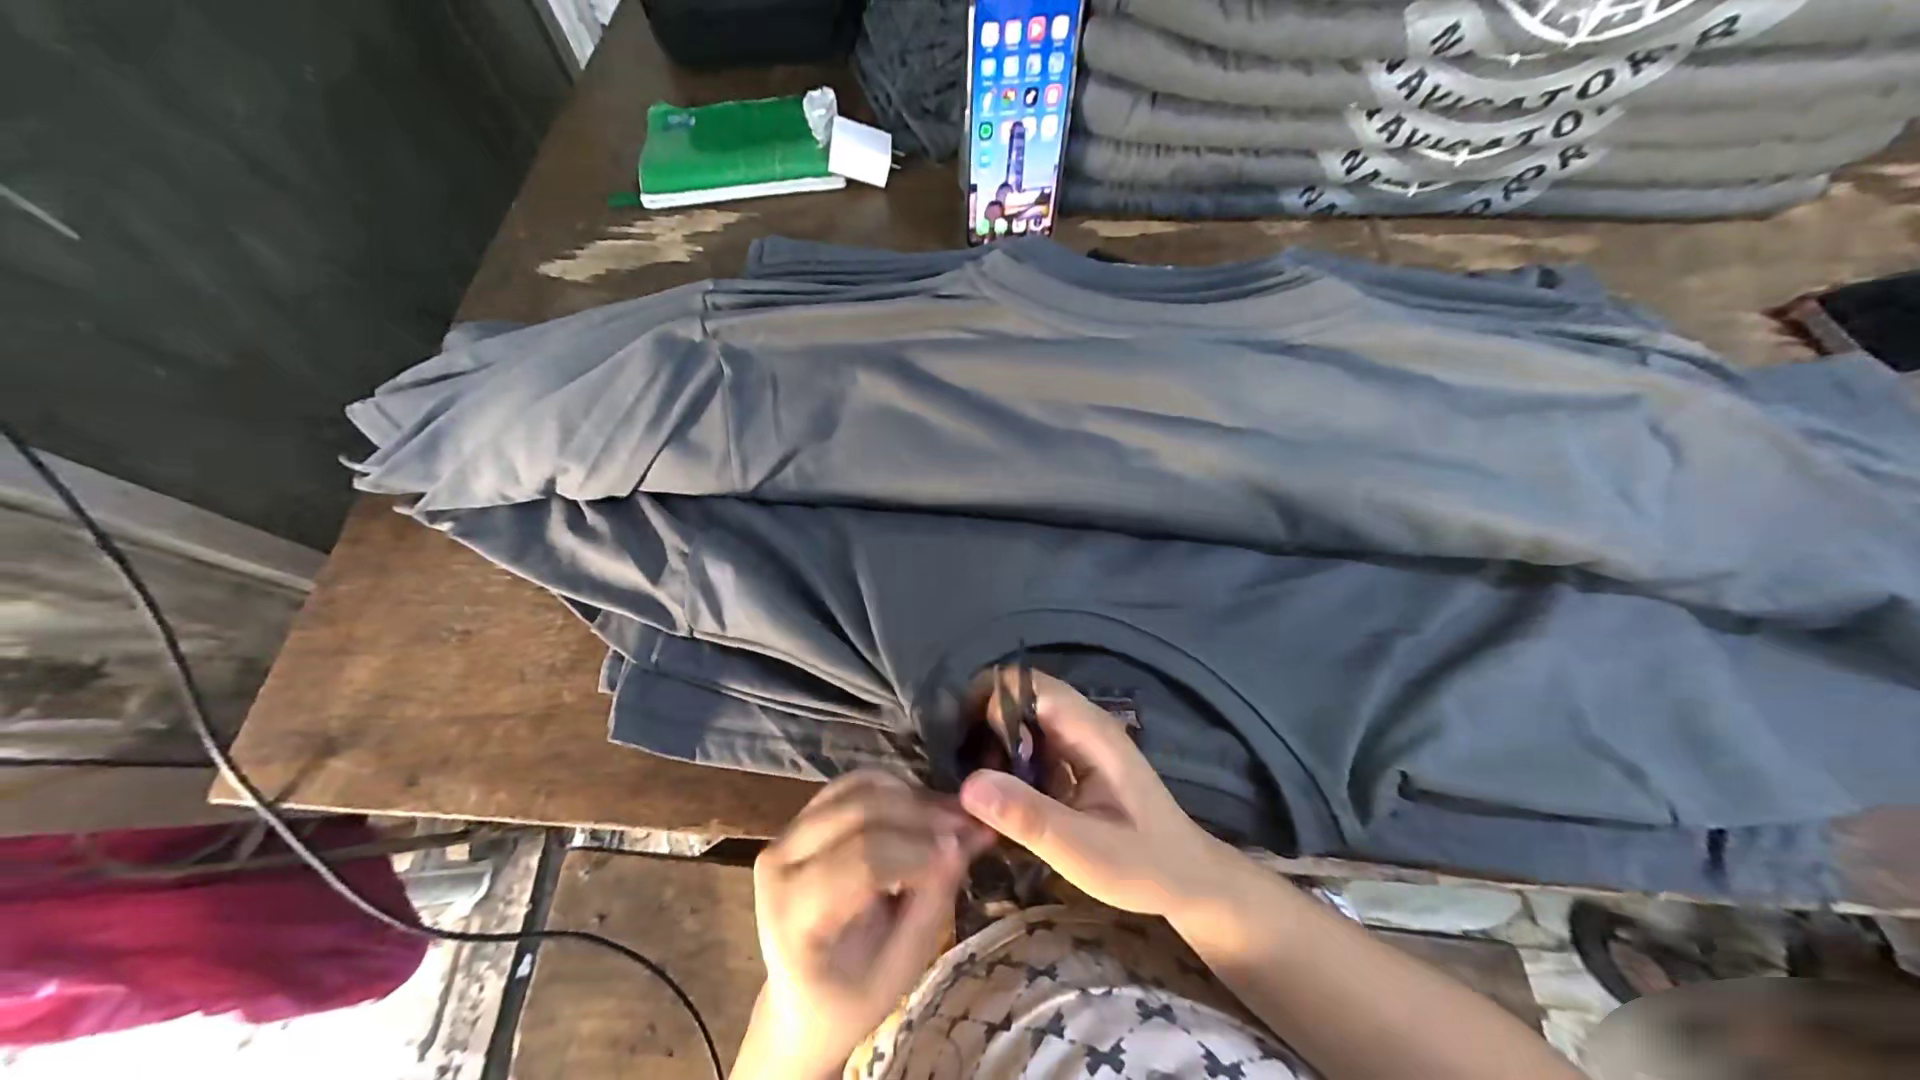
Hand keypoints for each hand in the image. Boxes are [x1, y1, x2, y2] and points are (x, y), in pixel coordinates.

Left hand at [742, 770, 994, 1078]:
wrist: (804, 999)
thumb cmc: (852, 998)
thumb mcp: (900, 969)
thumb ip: (931, 904)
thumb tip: (965, 840)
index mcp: (793, 915)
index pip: (861, 860)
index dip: (917, 849)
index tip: (960, 852)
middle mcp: (778, 863)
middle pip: (858, 810)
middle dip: (920, 813)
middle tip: (966, 824)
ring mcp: (786, 835)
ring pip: (858, 788)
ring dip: (911, 795)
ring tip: (949, 818)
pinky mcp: (801, 819)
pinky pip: (853, 785)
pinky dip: (895, 789)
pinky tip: (923, 812)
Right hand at [958, 670, 1246, 919]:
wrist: (1190, 882)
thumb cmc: (1144, 865)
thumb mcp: (1084, 851)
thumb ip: (1029, 817)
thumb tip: (967, 785)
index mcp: (1089, 731)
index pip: (1028, 684)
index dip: (988, 699)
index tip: (958, 738)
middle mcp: (1082, 725)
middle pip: (1019, 698)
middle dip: (982, 723)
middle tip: (958, 768)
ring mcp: (1078, 743)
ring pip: (1021, 722)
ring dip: (991, 744)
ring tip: (969, 785)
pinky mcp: (1073, 763)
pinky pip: (1029, 747)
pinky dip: (1005, 763)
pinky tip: (993, 798)